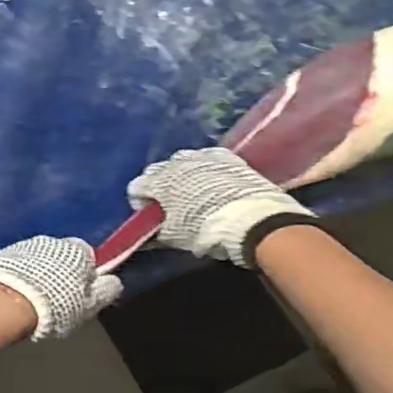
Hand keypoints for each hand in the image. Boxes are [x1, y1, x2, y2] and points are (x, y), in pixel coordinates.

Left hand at [0, 236, 121, 340]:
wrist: (7, 301)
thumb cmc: (56, 303)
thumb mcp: (91, 304)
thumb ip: (105, 290)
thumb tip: (112, 281)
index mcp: (75, 249)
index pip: (86, 253)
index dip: (84, 271)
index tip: (80, 289)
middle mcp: (47, 241)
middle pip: (58, 255)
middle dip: (57, 270)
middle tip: (55, 295)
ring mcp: (20, 246)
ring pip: (34, 258)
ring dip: (35, 271)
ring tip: (32, 295)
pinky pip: (14, 264)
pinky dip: (16, 274)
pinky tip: (14, 291)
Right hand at [128, 147, 314, 266]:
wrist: (256, 222)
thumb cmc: (206, 229)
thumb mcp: (174, 236)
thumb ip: (155, 232)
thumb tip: (145, 236)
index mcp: (157, 183)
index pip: (136, 187)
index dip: (140, 202)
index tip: (150, 215)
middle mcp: (176, 165)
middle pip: (156, 170)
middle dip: (158, 184)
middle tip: (169, 202)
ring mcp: (203, 159)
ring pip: (181, 159)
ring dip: (181, 172)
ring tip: (191, 187)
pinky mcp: (229, 159)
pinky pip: (209, 156)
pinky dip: (206, 165)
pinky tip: (212, 177)